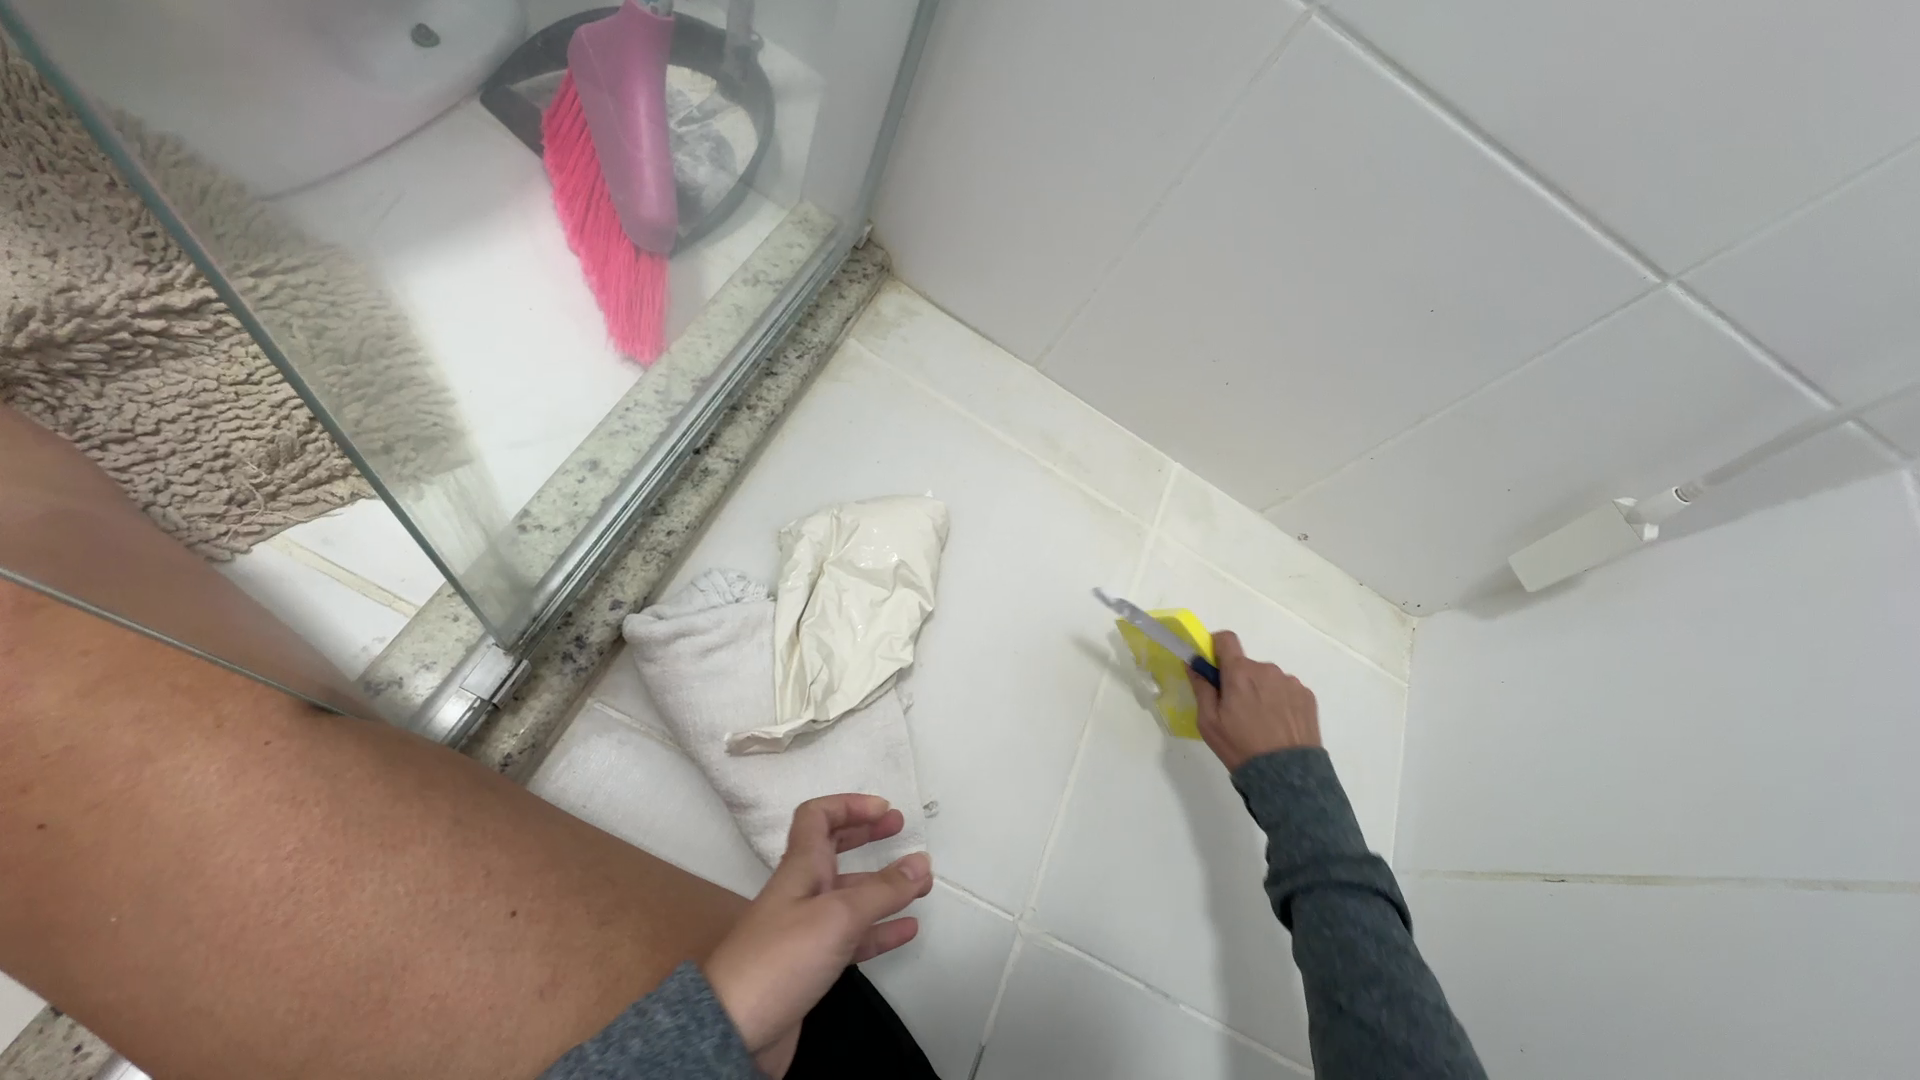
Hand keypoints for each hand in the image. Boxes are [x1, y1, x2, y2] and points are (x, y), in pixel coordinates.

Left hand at [703, 795, 932, 1077]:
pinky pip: (852, 938)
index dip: (849, 805)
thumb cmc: (781, 959)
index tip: (885, 809)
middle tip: (899, 829)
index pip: (818, 817)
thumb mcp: (838, 916)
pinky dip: (880, 930)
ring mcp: (805, 929)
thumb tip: (921, 862)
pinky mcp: (811, 965)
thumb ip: (883, 890)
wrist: (734, 1032)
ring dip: (883, 886)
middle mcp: (802, 891)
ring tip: (920, 885)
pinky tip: (906, 929)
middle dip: (866, 835)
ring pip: (849, 896)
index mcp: (800, 867)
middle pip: (834, 850)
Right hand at [1188, 630, 1320, 769]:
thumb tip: (1193, 663)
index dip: (1216, 647)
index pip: (1226, 639)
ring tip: (1262, 722)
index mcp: (1240, 672)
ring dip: (1261, 691)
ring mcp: (1290, 682)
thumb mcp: (1208, 722)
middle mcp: (1267, 669)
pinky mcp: (1307, 696)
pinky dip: (1280, 701)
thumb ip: (1201, 687)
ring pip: (1267, 678)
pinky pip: (1286, 690)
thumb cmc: (1239, 746)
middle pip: (1246, 665)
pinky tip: (1279, 725)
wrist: (1285, 774)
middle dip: (1239, 679)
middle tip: (1236, 710)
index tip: (1213, 666)